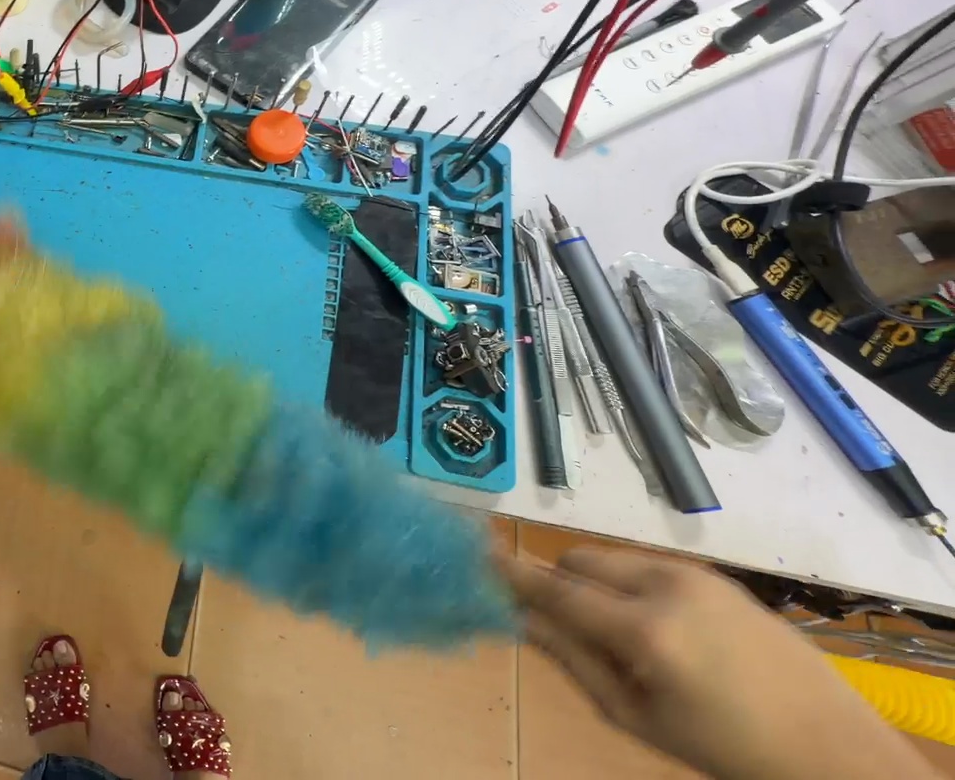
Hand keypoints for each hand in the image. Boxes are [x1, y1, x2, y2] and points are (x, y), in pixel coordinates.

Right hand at [501, 548, 934, 779]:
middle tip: (571, 624)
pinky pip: (646, 565)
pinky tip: (664, 628)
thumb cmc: (720, 748)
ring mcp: (695, 577)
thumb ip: (568, 657)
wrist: (836, 754)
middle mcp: (665, 589)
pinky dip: (632, 585)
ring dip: (597, 583)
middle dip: (560, 584)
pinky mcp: (716, 576)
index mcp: (643, 633)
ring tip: (627, 633)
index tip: (472, 553)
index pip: (554, 590)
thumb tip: (515, 616)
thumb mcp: (632, 715)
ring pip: (609, 559)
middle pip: (576, 562)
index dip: (509, 571)